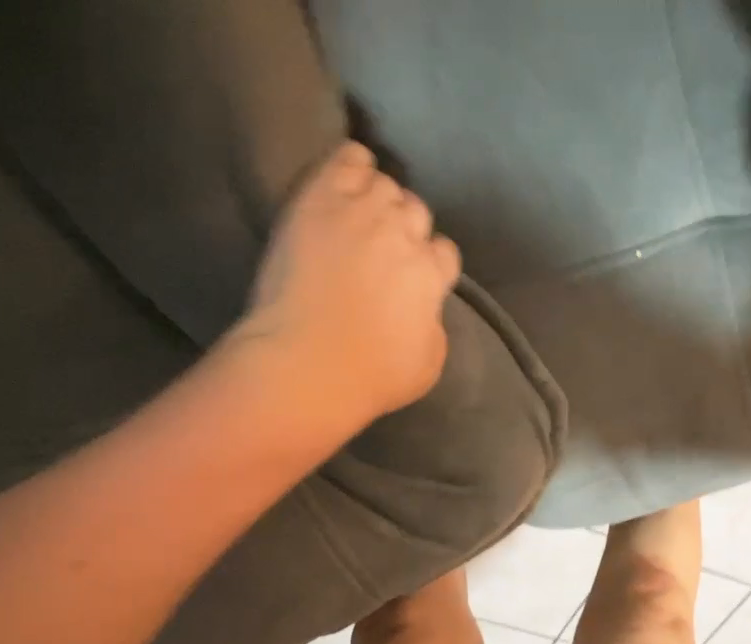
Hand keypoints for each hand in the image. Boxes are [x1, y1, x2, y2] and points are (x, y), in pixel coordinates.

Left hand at [232, 141, 462, 422]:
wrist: (306, 364)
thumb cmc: (372, 375)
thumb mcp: (429, 361)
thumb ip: (433, 322)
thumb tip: (425, 307)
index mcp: (432, 275)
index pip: (444, 251)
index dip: (430, 263)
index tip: (415, 276)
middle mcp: (403, 234)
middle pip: (416, 211)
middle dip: (405, 228)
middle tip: (384, 248)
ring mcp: (360, 212)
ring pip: (384, 184)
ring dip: (378, 199)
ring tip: (362, 215)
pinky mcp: (317, 200)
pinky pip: (346, 160)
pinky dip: (352, 161)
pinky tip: (350, 169)